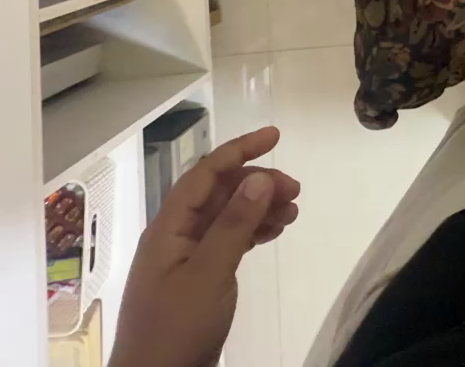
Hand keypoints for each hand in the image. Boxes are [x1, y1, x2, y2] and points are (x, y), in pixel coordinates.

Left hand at [109, 126, 300, 366]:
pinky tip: (275, 231)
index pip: (205, 173)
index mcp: (168, 228)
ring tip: (293, 212)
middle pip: (219, 192)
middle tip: (295, 190)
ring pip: (228, 215)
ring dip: (260, 206)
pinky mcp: (198, 279)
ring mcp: (186, 259)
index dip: (240, 149)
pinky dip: (254, 229)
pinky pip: (229, 238)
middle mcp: (175, 236)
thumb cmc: (176, 330)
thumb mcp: (209, 274)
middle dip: (258, 182)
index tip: (276, 135)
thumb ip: (234, 224)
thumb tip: (260, 176)